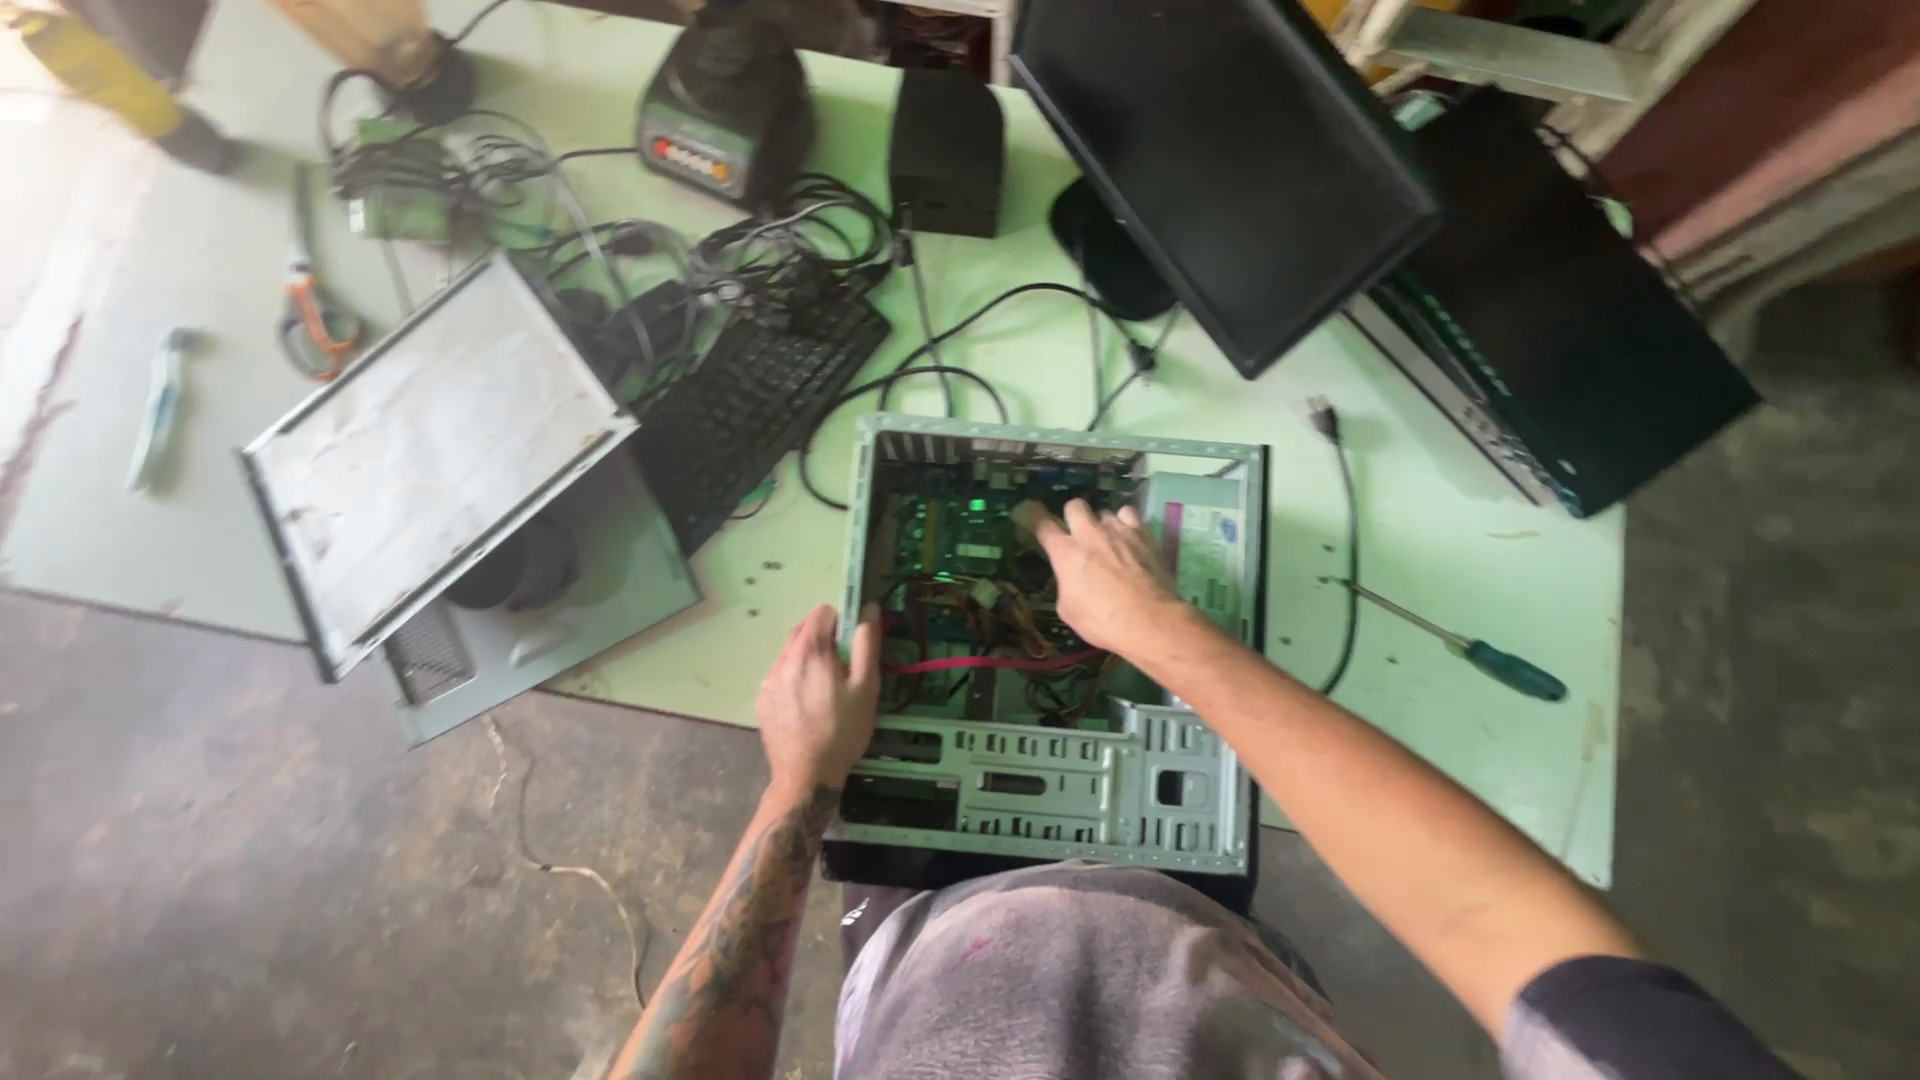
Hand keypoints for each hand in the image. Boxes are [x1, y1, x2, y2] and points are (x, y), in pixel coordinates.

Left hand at [755, 603, 880, 796]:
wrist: (806, 775)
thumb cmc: (842, 730)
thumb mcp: (866, 687)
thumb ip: (867, 644)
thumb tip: (869, 611)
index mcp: (810, 650)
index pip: (822, 612)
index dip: (841, 622)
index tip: (852, 645)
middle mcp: (783, 659)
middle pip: (803, 630)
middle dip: (824, 638)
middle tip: (842, 667)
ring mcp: (768, 681)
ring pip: (790, 654)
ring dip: (808, 659)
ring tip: (825, 689)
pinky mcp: (762, 701)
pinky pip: (780, 676)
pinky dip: (794, 679)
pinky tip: (807, 705)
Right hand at [1016, 498, 1188, 655]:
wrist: (1149, 621)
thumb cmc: (1102, 621)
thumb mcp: (1068, 610)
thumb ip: (1066, 584)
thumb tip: (1071, 577)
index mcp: (1065, 553)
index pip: (1042, 524)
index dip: (1033, 516)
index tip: (1031, 513)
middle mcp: (1089, 534)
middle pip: (1074, 506)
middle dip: (1073, 516)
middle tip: (1077, 533)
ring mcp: (1118, 530)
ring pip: (1104, 512)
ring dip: (1102, 524)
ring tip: (1109, 540)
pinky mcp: (1143, 533)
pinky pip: (1129, 514)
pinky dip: (1126, 523)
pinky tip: (1129, 537)